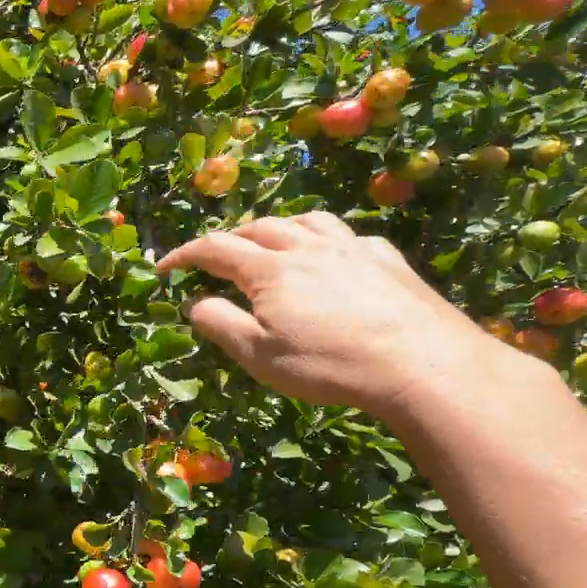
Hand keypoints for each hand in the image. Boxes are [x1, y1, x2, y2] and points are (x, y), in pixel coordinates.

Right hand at [158, 212, 520, 419]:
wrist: (423, 365)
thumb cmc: (327, 364)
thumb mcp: (257, 354)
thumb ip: (220, 323)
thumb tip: (196, 303)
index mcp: (271, 271)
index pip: (215, 249)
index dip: (184, 254)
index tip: (163, 267)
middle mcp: (310, 249)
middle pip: (260, 228)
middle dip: (228, 239)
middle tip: (212, 260)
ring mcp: (354, 250)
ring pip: (307, 222)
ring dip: (277, 229)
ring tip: (268, 245)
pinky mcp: (388, 261)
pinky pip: (348, 236)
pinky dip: (323, 240)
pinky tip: (327, 259)